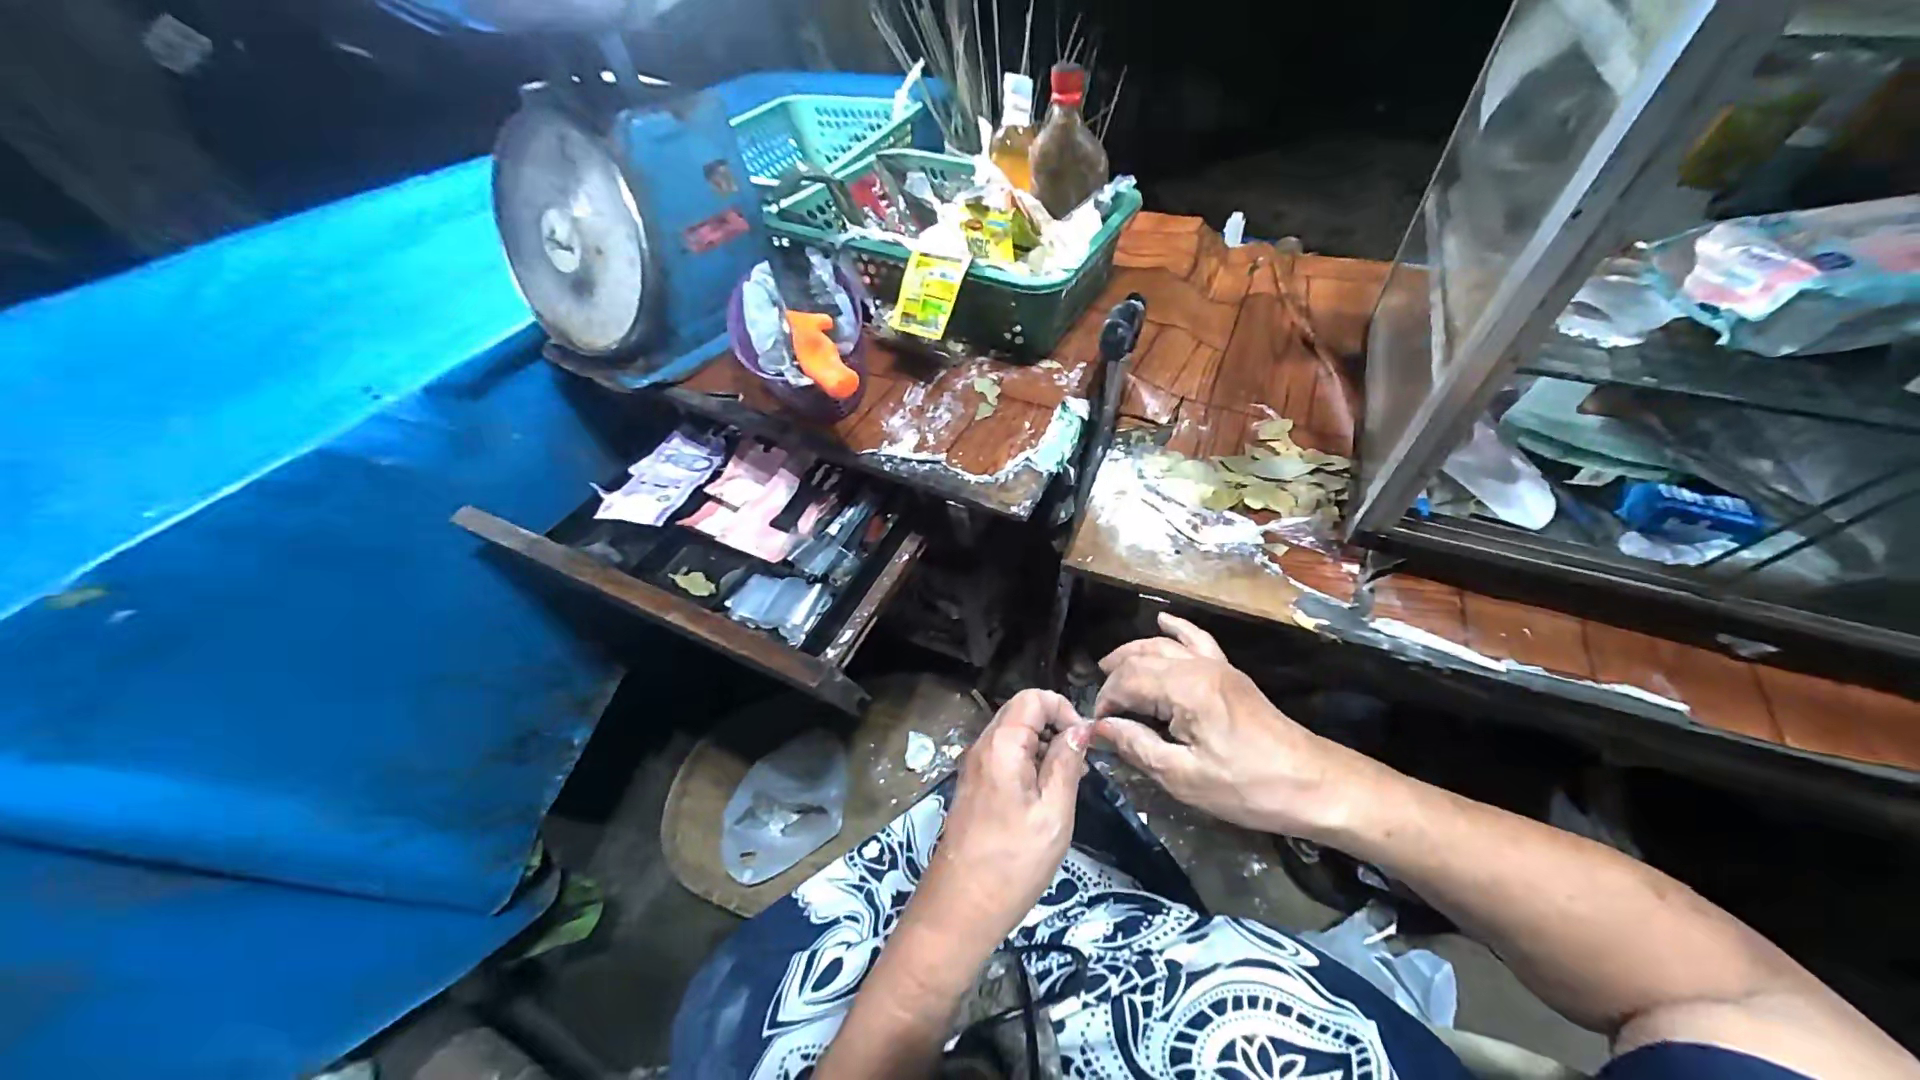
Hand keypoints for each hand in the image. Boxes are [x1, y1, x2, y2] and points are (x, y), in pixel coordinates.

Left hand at [912, 690, 1090, 951]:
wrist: (960, 908)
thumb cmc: (1012, 862)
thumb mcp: (1053, 813)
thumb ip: (1066, 763)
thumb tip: (1081, 729)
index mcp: (1001, 745)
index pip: (1032, 698)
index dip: (1063, 709)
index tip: (1084, 742)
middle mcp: (982, 747)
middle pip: (1021, 712)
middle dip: (1055, 727)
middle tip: (1081, 764)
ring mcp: (974, 766)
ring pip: (1014, 735)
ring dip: (1044, 746)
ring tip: (1069, 783)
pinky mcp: (973, 786)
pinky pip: (1005, 757)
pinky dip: (1029, 763)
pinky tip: (1045, 796)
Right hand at [1092, 616, 1378, 840]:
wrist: (1316, 785)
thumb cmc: (1250, 787)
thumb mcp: (1185, 777)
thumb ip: (1137, 747)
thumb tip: (1100, 727)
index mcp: (1186, 690)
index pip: (1128, 681)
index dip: (1106, 701)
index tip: (1098, 727)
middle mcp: (1199, 667)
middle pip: (1141, 658)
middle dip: (1114, 678)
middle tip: (1100, 704)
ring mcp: (1217, 666)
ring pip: (1163, 645)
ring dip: (1133, 652)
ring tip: (1108, 666)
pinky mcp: (1230, 673)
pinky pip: (1198, 639)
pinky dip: (1177, 628)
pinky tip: (1162, 621)